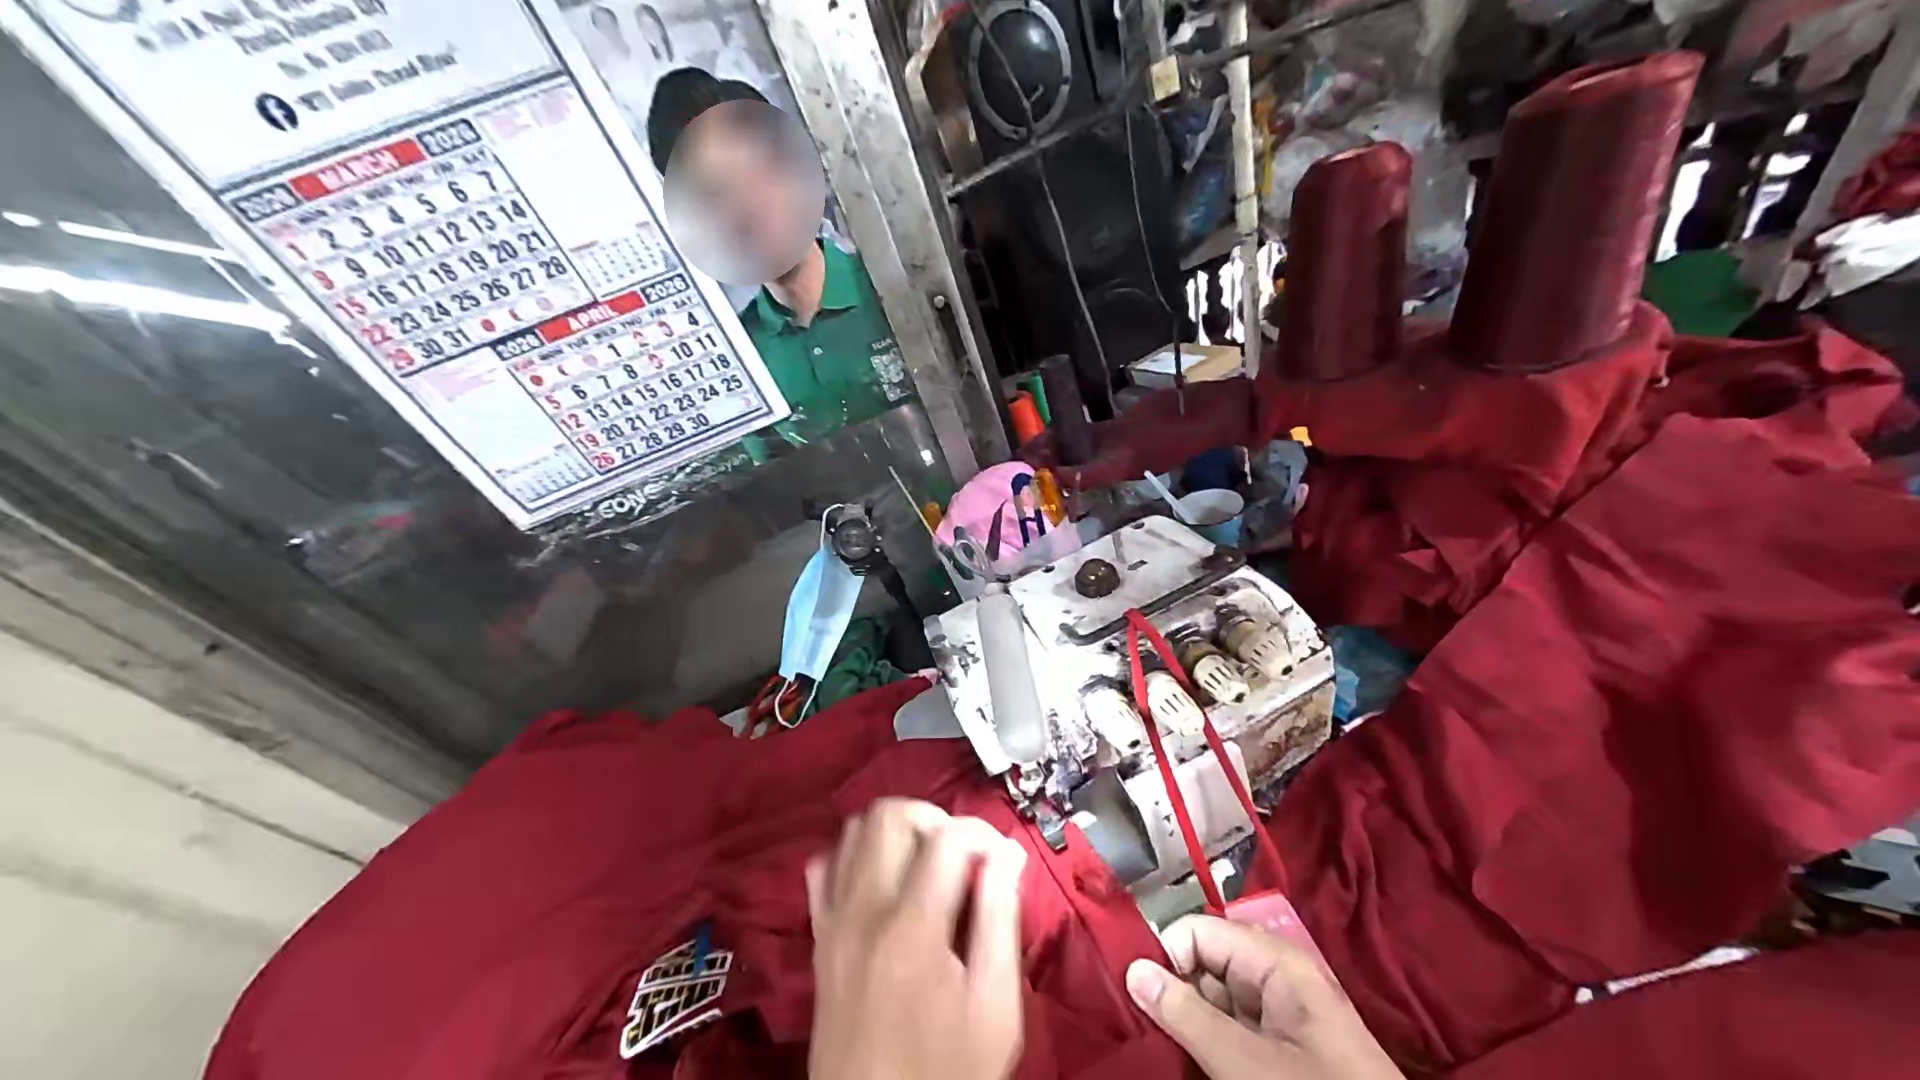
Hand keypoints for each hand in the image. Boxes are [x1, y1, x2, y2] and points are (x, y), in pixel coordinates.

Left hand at [806, 798, 1028, 1079]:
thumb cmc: (945, 1072)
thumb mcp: (994, 1009)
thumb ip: (1001, 920)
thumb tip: (1007, 855)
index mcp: (911, 929)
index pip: (947, 836)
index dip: (984, 834)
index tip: (1002, 860)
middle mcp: (862, 911)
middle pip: (890, 814)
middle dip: (935, 819)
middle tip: (963, 857)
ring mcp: (832, 921)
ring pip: (854, 829)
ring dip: (897, 832)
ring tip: (928, 866)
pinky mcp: (817, 936)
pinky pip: (824, 866)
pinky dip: (854, 855)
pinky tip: (882, 882)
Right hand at [1126, 915, 1402, 1079]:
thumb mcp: (1249, 1065)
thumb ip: (1187, 1015)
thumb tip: (1131, 969)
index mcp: (1275, 961)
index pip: (1199, 931)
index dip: (1167, 957)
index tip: (1141, 998)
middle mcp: (1276, 976)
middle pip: (1204, 962)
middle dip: (1173, 990)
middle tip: (1146, 1029)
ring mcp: (1280, 1015)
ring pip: (1213, 998)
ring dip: (1187, 1021)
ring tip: (1166, 1051)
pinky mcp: (1283, 1048)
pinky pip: (1230, 1028)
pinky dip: (1207, 1043)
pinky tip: (1191, 1063)